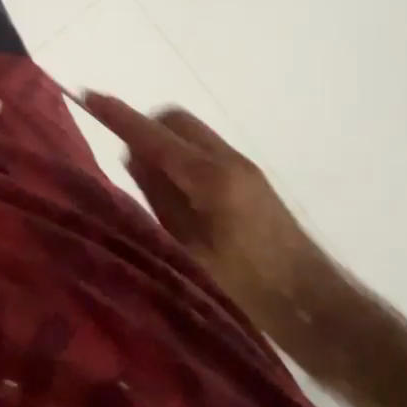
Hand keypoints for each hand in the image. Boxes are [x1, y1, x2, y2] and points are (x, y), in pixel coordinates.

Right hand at [82, 95, 340, 331]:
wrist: (317, 310)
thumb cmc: (246, 288)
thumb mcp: (187, 249)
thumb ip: (158, 197)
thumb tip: (134, 156)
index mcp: (210, 178)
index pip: (153, 135)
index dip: (118, 116)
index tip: (89, 97)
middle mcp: (229, 161)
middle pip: (175, 120)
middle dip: (145, 127)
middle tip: (125, 158)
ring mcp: (245, 169)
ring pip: (192, 134)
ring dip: (165, 144)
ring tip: (151, 185)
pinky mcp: (252, 182)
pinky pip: (205, 152)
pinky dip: (183, 158)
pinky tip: (178, 196)